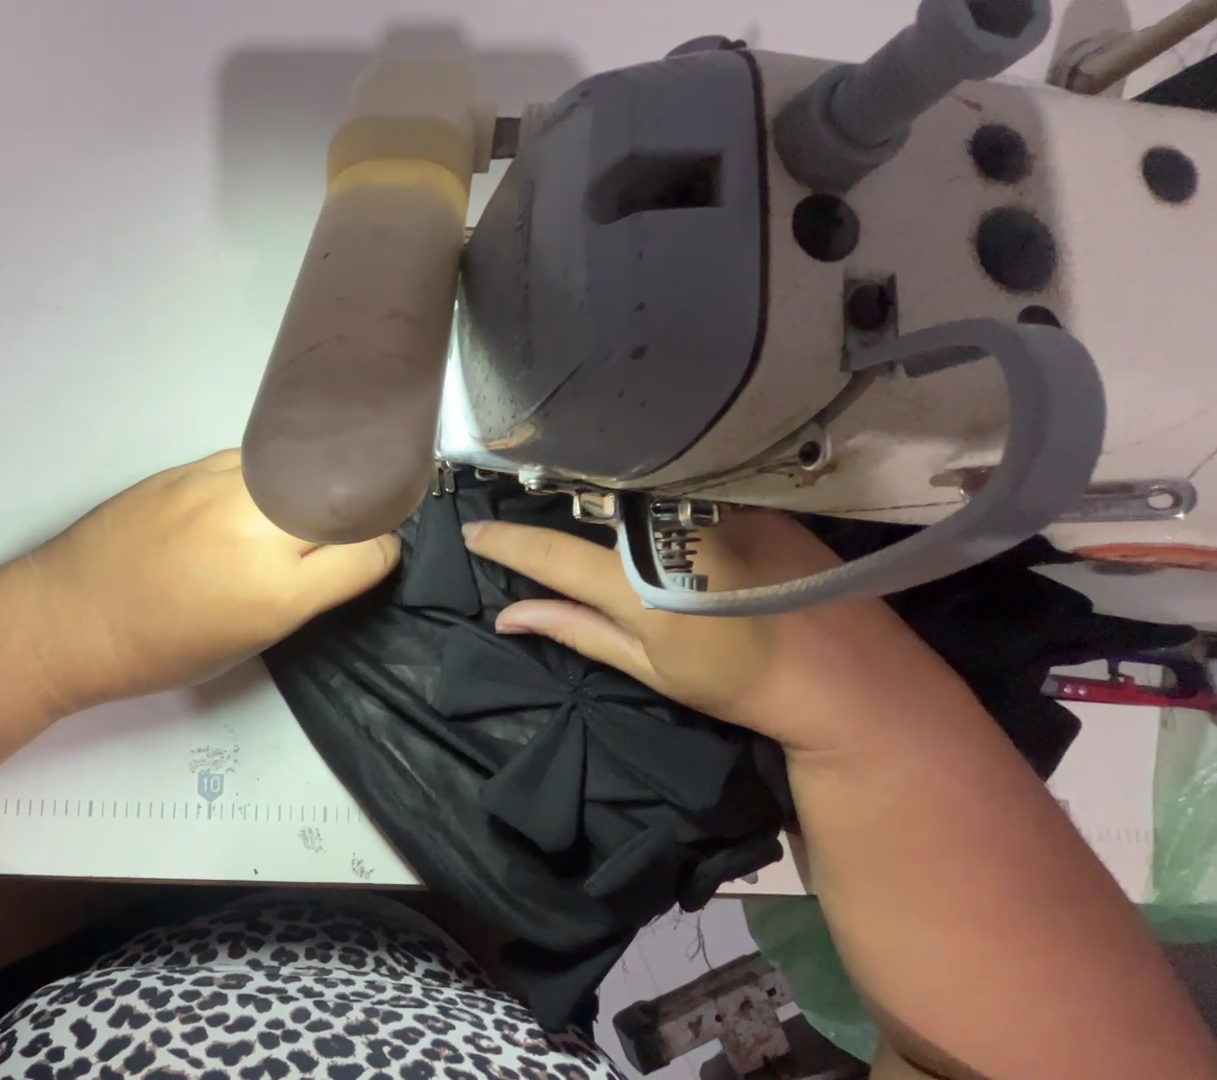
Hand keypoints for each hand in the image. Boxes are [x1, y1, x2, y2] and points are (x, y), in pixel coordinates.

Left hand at [8, 449, 400, 713]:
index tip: (373, 552)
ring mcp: (224, 489)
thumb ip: (299, 595)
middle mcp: (261, 531)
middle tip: (353, 518)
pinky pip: (254, 461)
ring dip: (316, 482)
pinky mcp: (191, 466)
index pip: (369, 553)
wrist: (71, 615)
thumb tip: (332, 558)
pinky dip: (270, 474)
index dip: (381, 552)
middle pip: (347, 498)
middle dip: (361, 509)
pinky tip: (258, 490)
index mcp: (279, 592)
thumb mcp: (247, 641)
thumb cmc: (158, 651)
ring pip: (303, 466)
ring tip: (309, 495)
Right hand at [463, 511, 977, 755]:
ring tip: (588, 504)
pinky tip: (659, 511)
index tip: (472, 533)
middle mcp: (668, 533)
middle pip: (587, 511)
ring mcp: (709, 509)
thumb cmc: (740, 684)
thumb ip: (576, 631)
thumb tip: (509, 617)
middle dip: (551, 512)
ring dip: (603, 502)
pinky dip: (654, 500)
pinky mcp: (745, 499)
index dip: (504, 543)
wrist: (851, 675)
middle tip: (527, 516)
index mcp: (638, 583)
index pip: (549, 554)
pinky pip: (678, 490)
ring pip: (633, 494)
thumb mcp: (650, 668)